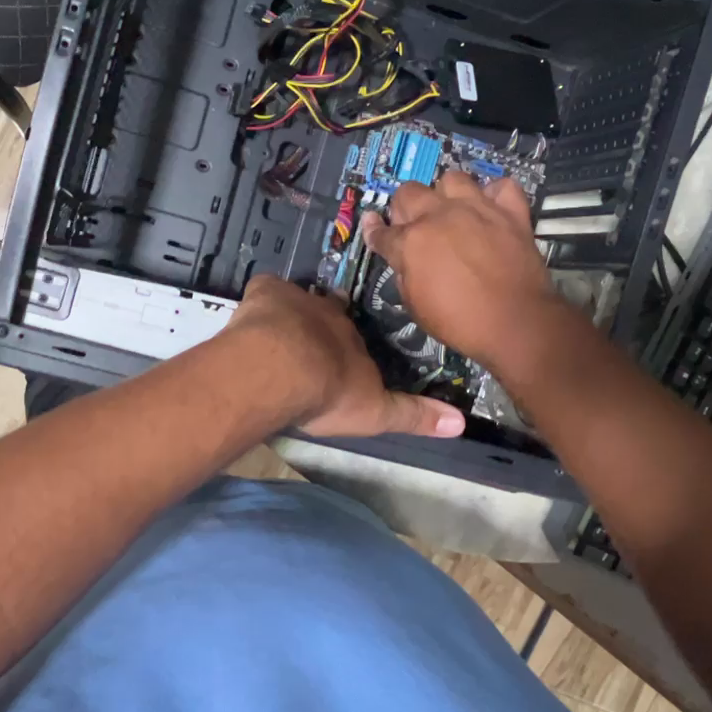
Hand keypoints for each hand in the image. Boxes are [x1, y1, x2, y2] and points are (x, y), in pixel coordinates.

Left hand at [225, 275, 466, 438]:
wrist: (281, 368)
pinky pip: (264, 288)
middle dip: (320, 323)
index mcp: (352, 336)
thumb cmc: (329, 391)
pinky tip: (250, 317)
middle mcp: (328, 311)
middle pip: (326, 311)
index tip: (344, 350)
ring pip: (295, 300)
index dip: (348, 342)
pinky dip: (259, 300)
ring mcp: (294, 300)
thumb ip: (413, 414)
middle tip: (309, 342)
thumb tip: (460, 423)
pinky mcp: (263, 293)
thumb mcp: (376, 412)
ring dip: (288, 314)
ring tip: (276, 334)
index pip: (355, 334)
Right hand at [361, 173, 581, 378]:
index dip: (374, 231)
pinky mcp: (510, 212)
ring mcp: (477, 209)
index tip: (374, 228)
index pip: (381, 232)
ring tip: (452, 212)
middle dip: (405, 207)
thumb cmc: (459, 322)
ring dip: (446, 194)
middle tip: (414, 226)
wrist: (514, 321)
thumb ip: (405, 274)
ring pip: (452, 179)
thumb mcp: (415, 306)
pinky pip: (502, 187)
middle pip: (409, 192)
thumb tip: (405, 259)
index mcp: (411, 242)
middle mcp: (440, 215)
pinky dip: (495, 195)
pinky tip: (491, 209)